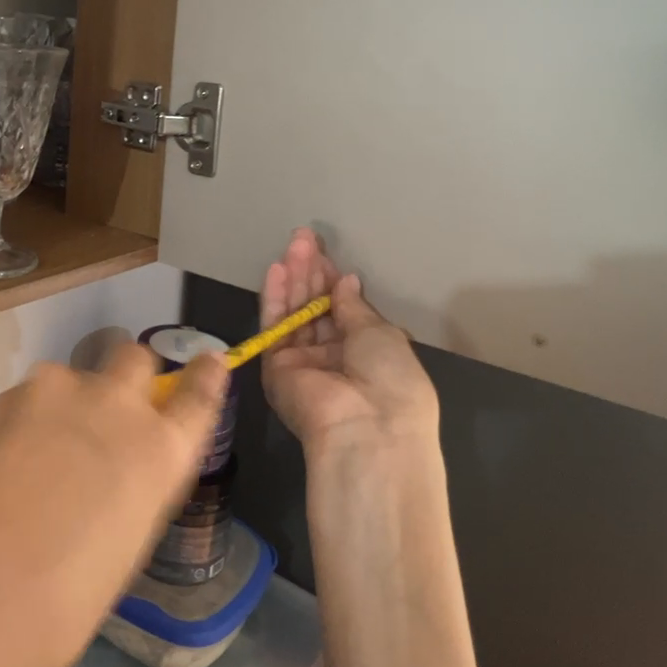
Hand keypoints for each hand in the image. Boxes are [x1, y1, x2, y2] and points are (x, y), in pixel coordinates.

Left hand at [0, 344, 228, 666]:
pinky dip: (27, 417)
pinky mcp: (6, 395)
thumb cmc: (62, 600)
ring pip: (72, 376)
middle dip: (128, 375)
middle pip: (133, 357)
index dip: (204, 374)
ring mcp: (57, 392)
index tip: (208, 359)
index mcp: (160, 452)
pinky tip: (5, 460)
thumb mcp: (123, 545)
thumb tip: (118, 477)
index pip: (198, 395)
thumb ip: (132, 489)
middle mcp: (115, 405)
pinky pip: (29, 396)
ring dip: (68, 401)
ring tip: (39, 452)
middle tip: (106, 413)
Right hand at [261, 227, 438, 451]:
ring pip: (295, 312)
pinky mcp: (276, 366)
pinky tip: (277, 269)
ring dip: (294, 277)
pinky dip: (275, 297)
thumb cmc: (391, 380)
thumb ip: (354, 306)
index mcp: (368, 351)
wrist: (365, 429)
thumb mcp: (382, 334)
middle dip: (312, 271)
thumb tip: (345, 281)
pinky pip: (275, 327)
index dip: (335, 279)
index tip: (327, 252)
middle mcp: (334, 355)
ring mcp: (303, 361)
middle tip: (304, 236)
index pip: (344, 308)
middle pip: (317, 306)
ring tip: (293, 243)